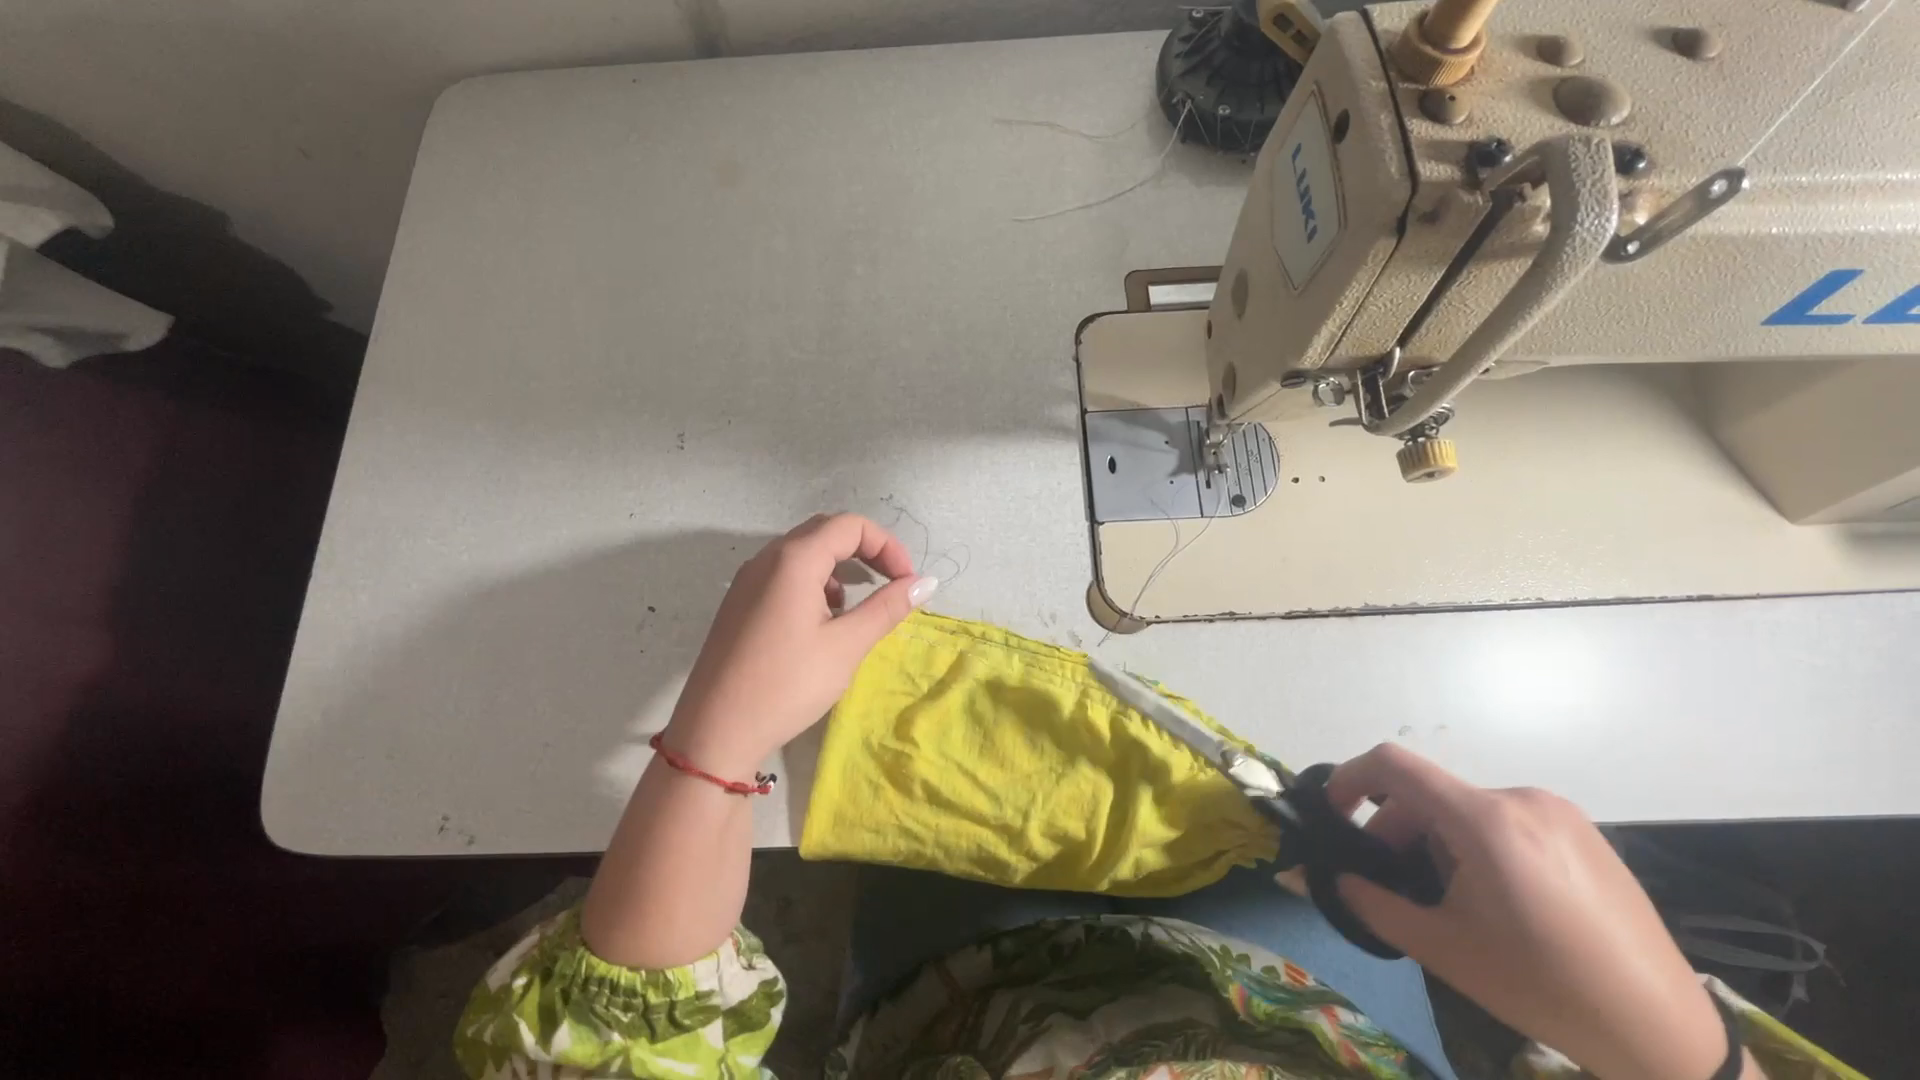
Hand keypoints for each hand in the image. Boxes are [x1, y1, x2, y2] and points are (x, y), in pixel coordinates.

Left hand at [662, 513, 935, 778]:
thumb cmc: (787, 685)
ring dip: (839, 569)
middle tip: (890, 585)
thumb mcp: (846, 646)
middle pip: (825, 532)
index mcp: (794, 560)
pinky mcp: (739, 603)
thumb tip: (926, 582)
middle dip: (866, 551)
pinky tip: (821, 624)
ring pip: (803, 554)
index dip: (887, 545)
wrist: (715, 731)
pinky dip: (813, 584)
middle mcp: (767, 559)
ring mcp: (747, 580)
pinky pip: (783, 575)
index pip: (850, 525)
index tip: (906, 581)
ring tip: (854, 611)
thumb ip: (887, 608)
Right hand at [1326, 744, 1737, 1079]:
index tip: (1332, 814)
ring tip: (1447, 897)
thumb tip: (1328, 878)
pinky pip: (1506, 820)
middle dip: (1395, 829)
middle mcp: (1521, 798)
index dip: (1349, 778)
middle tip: (1390, 882)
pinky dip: (1476, 843)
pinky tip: (1495, 898)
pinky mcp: (1584, 831)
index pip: (1394, 765)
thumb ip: (1372, 904)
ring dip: (1436, 839)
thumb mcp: (1442, 948)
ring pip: (1467, 808)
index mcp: (1485, 819)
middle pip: (1431, 793)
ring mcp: (1559, 812)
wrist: (1659, 1027)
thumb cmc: (1540, 984)